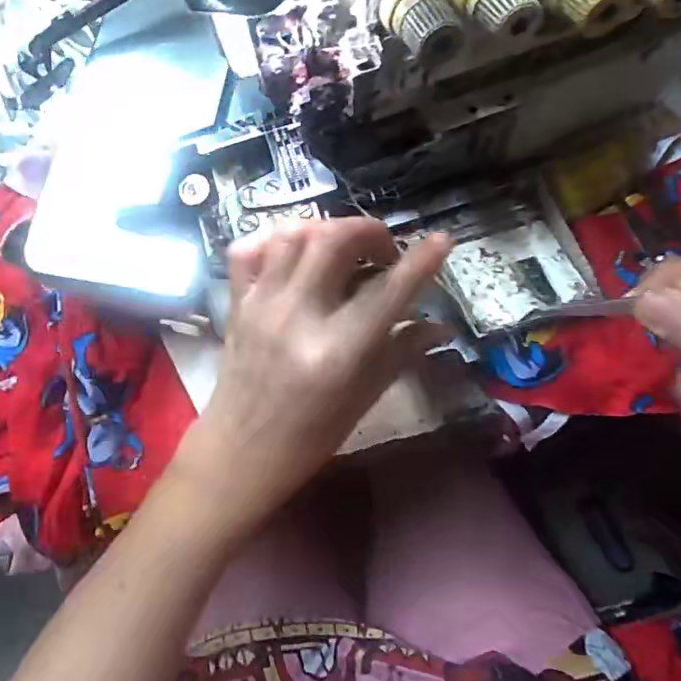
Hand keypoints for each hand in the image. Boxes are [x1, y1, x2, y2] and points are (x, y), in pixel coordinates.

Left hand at [163, 218, 452, 542]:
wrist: (240, 452)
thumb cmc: (310, 436)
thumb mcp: (364, 399)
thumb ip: (401, 352)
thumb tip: (441, 325)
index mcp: (336, 351)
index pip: (387, 291)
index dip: (421, 260)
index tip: (442, 239)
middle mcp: (297, 316)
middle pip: (334, 241)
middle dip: (369, 232)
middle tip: (385, 251)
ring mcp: (262, 304)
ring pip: (292, 235)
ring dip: (326, 229)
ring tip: (344, 247)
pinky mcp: (237, 303)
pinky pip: (249, 249)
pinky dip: (275, 238)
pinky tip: (296, 251)